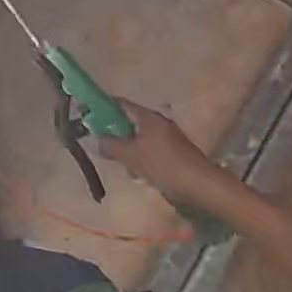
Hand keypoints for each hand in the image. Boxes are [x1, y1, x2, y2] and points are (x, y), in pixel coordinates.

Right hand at [96, 100, 235, 204]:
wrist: (205, 188)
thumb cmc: (166, 166)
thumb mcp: (133, 156)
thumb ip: (111, 146)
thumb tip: (96, 140)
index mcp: (148, 117)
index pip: (120, 103)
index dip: (102, 106)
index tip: (87, 115)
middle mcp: (158, 122)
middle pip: (129, 122)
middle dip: (115, 134)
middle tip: (103, 146)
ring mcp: (168, 138)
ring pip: (139, 139)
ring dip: (129, 150)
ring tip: (126, 167)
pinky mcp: (175, 154)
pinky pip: (150, 151)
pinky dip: (142, 159)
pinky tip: (141, 175)